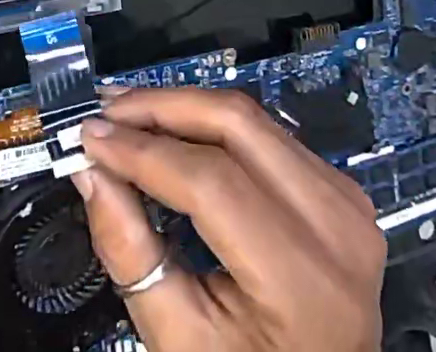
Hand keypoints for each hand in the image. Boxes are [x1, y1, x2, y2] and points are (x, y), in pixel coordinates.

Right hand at [71, 89, 387, 351]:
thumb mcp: (182, 340)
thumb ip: (131, 254)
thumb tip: (91, 172)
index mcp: (301, 278)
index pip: (211, 183)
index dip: (143, 151)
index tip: (90, 135)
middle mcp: (334, 221)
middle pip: (238, 126)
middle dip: (163, 107)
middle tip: (107, 109)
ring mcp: (345, 197)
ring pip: (253, 118)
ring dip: (186, 107)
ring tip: (131, 112)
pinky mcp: (340, 185)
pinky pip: (269, 134)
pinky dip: (215, 124)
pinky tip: (176, 127)